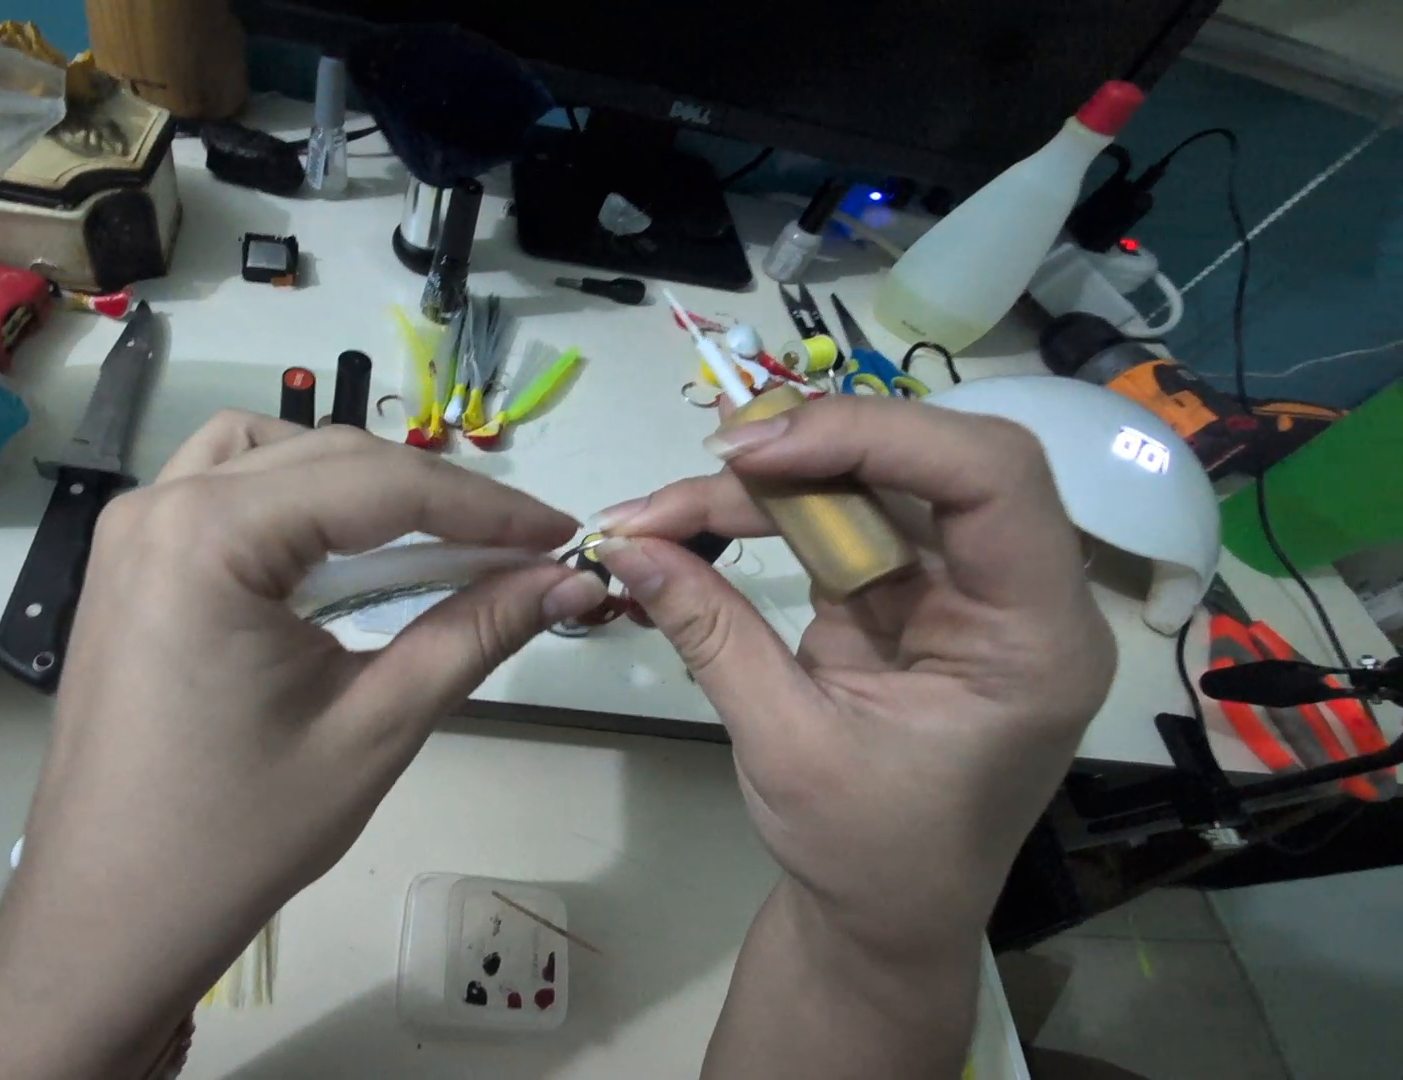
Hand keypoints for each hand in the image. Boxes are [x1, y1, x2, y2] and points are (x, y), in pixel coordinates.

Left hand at [0, 411, 604, 1079]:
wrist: (110, 915)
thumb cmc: (239, 836)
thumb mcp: (374, 729)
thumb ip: (476, 635)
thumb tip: (570, 581)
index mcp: (209, 538)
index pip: (379, 487)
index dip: (484, 507)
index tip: (558, 533)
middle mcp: (161, 505)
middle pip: (329, 457)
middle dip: (432, 496)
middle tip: (513, 546)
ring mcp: (135, 526)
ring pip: (274, 452)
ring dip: (358, 481)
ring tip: (424, 539)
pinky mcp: (132, 556)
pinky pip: (226, 485)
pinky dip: (295, 494)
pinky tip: (332, 546)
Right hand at [594, 397, 1114, 953]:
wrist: (878, 910)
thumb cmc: (863, 850)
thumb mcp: (782, 743)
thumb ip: (710, 632)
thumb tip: (626, 547)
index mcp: (1029, 635)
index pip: (989, 478)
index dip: (871, 437)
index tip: (747, 455)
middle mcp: (1003, 590)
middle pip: (914, 466)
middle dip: (792, 460)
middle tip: (682, 487)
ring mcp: (946, 588)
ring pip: (858, 488)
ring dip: (755, 491)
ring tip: (657, 515)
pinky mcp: (893, 595)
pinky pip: (827, 527)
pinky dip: (755, 520)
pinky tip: (690, 529)